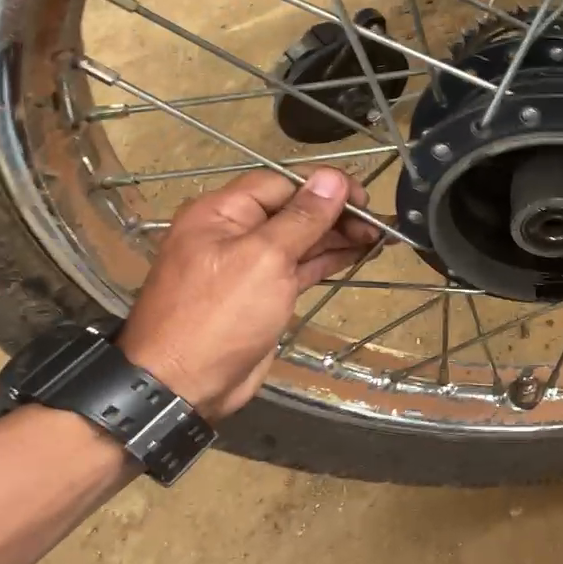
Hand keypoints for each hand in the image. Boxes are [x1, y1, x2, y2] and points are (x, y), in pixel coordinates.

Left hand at [117, 168, 379, 420]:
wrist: (182, 385)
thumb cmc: (219, 315)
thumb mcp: (265, 258)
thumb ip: (303, 217)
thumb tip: (334, 178)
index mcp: (221, 214)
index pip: (282, 183)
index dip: (324, 187)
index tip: (364, 199)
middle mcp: (234, 232)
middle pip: (294, 210)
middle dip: (337, 213)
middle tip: (378, 225)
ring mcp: (249, 264)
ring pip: (302, 238)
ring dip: (339, 236)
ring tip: (380, 238)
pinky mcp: (263, 292)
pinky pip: (301, 265)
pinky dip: (329, 258)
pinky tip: (359, 254)